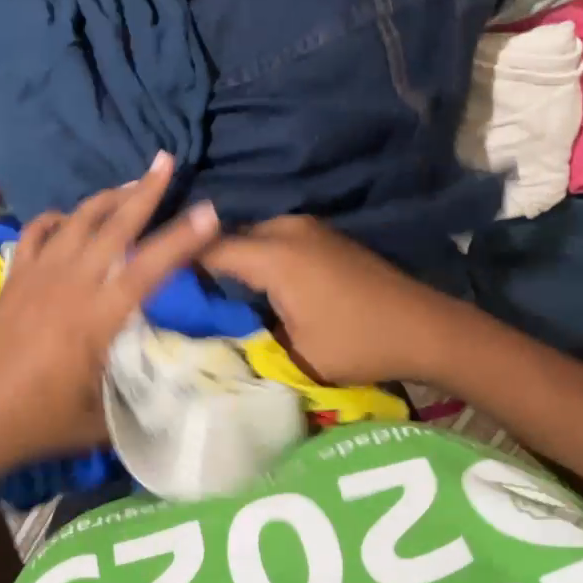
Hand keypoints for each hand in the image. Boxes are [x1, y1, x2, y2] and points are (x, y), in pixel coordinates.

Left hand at [0, 153, 221, 476]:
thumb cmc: (38, 424)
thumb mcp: (101, 420)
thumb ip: (136, 395)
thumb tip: (168, 385)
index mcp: (95, 319)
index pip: (148, 269)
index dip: (181, 240)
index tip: (209, 212)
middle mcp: (67, 286)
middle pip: (112, 227)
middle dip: (144, 192)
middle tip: (166, 162)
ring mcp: (36, 277)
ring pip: (75, 222)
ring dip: (105, 199)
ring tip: (130, 184)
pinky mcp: (12, 280)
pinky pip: (35, 234)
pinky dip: (55, 219)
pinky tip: (68, 218)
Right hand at [202, 216, 460, 386]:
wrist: (427, 328)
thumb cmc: (358, 343)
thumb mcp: (294, 353)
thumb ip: (246, 338)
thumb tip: (210, 333)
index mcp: (274, 254)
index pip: (207, 249)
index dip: (177, 266)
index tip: (156, 286)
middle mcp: (286, 230)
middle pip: (227, 238)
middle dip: (202, 262)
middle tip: (182, 294)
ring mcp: (308, 229)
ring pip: (250, 238)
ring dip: (231, 260)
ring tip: (211, 291)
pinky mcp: (322, 237)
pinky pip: (272, 241)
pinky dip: (255, 258)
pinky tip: (250, 286)